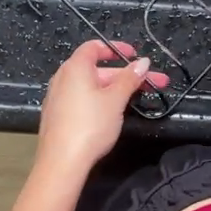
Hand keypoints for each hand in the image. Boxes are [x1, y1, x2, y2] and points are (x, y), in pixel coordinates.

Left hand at [36, 41, 169, 174]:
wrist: (62, 163)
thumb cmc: (90, 125)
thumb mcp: (115, 100)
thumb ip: (130, 79)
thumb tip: (143, 62)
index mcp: (75, 67)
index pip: (94, 47)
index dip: (116, 49)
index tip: (135, 56)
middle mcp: (63, 78)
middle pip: (97, 69)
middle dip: (126, 75)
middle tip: (153, 83)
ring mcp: (58, 98)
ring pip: (91, 86)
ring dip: (115, 89)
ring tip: (138, 98)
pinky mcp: (58, 116)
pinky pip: (82, 99)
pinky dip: (99, 100)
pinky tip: (114, 112)